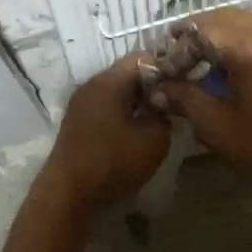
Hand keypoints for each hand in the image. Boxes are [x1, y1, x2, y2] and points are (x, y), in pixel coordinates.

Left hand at [44, 54, 171, 204]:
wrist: (68, 194)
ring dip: (137, 102)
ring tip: (158, 120)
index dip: (166, 68)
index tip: (182, 85)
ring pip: (116, 92)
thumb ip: (164, 115)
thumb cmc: (113, 162)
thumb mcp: (154, 139)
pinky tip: (135, 132)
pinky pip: (105, 107)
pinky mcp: (77, 122)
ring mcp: (80, 104)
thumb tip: (162, 106)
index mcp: (108, 81)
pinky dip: (122, 113)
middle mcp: (91, 85)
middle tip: (173, 104)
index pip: (142, 58)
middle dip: (152, 86)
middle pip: (127, 74)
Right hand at [154, 8, 251, 211]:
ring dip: (216, 42)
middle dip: (194, 39)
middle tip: (174, 67)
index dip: (176, 48)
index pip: (201, 29)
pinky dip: (239, 49)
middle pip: (222, 20)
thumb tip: (158, 87)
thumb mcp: (218, 127)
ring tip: (196, 74)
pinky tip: (227, 77)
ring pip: (243, 27)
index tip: (161, 73)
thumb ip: (184, 98)